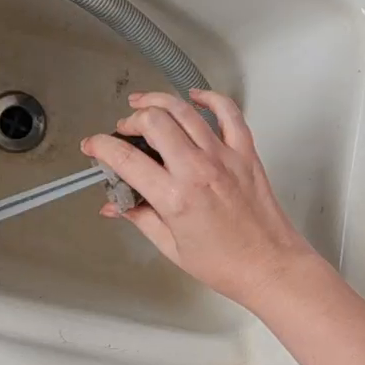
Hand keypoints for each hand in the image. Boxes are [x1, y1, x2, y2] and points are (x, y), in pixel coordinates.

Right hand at [81, 90, 318, 305]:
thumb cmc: (226, 264)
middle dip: (131, 120)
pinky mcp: (245, 154)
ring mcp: (224, 157)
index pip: (126, 158)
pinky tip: (195, 97)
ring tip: (143, 103)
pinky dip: (210, 99)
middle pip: (154, 121)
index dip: (101, 146)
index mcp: (175, 198)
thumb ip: (139, 217)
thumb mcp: (171, 246)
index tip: (93, 146)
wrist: (271, 267)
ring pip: (185, 110)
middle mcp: (198, 171)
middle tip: (123, 129)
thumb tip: (115, 205)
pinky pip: (229, 114)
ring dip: (158, 101)